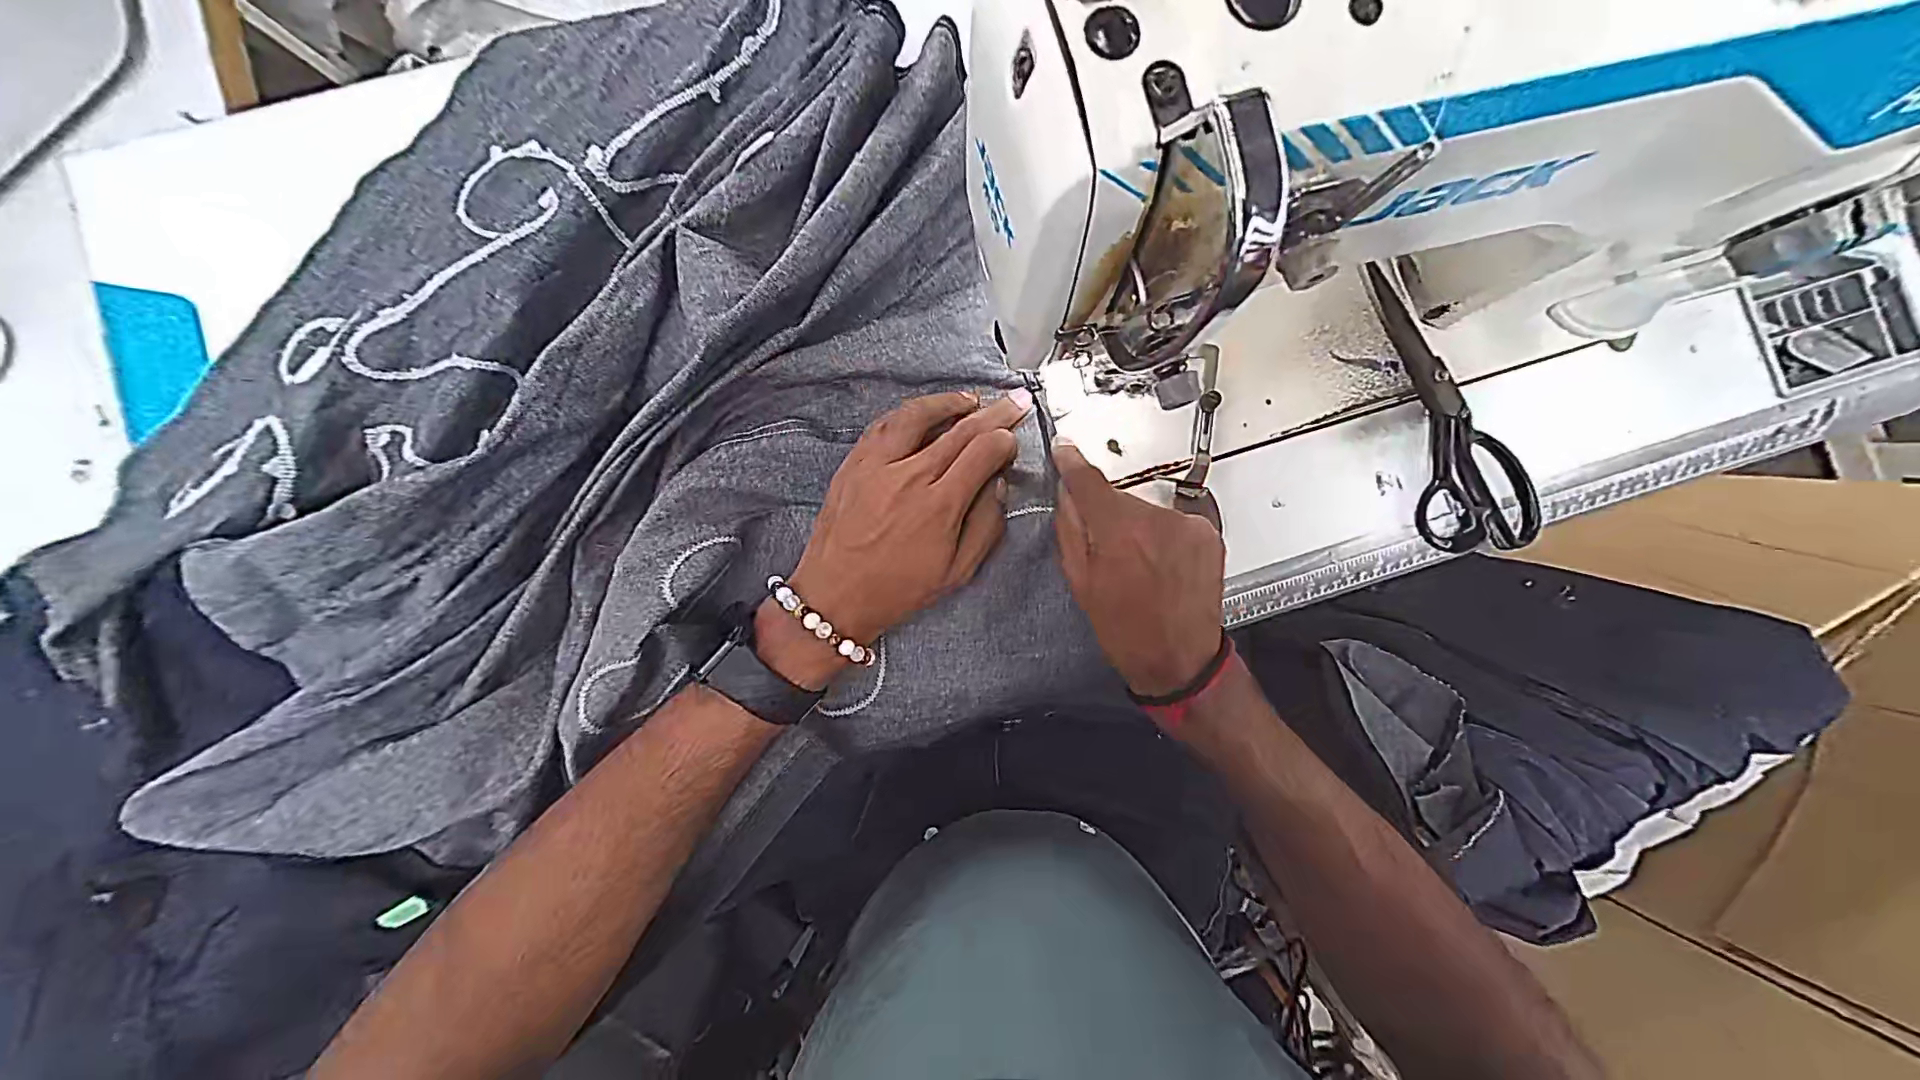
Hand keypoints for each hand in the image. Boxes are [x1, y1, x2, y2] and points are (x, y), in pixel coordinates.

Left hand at [755, 389, 1031, 688]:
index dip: (1005, 438)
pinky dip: (909, 412)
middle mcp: (909, 477)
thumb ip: (986, 525)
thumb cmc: (897, 589)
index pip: (983, 451)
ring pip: (919, 415)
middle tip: (1012, 401)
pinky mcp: (854, 464)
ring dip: (949, 402)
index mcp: (939, 505)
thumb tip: (999, 485)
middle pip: (960, 429)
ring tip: (970, 400)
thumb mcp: (957, 572)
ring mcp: (877, 466)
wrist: (835, 595)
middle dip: (994, 412)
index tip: (1012, 438)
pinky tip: (923, 413)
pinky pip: (884, 424)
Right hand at [1052, 436, 1225, 698]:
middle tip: (1109, 551)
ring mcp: (1186, 525)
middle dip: (1108, 514)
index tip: (1065, 450)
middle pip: (1119, 496)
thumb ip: (1070, 529)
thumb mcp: (1080, 582)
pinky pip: (1172, 518)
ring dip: (1138, 526)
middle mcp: (1156, 520)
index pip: (1087, 479)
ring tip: (1141, 566)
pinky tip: (1161, 564)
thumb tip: (1067, 494)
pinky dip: (1163, 534)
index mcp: (1117, 532)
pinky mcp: (1207, 532)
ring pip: (1147, 507)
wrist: (1178, 657)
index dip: (1071, 461)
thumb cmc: (1129, 630)